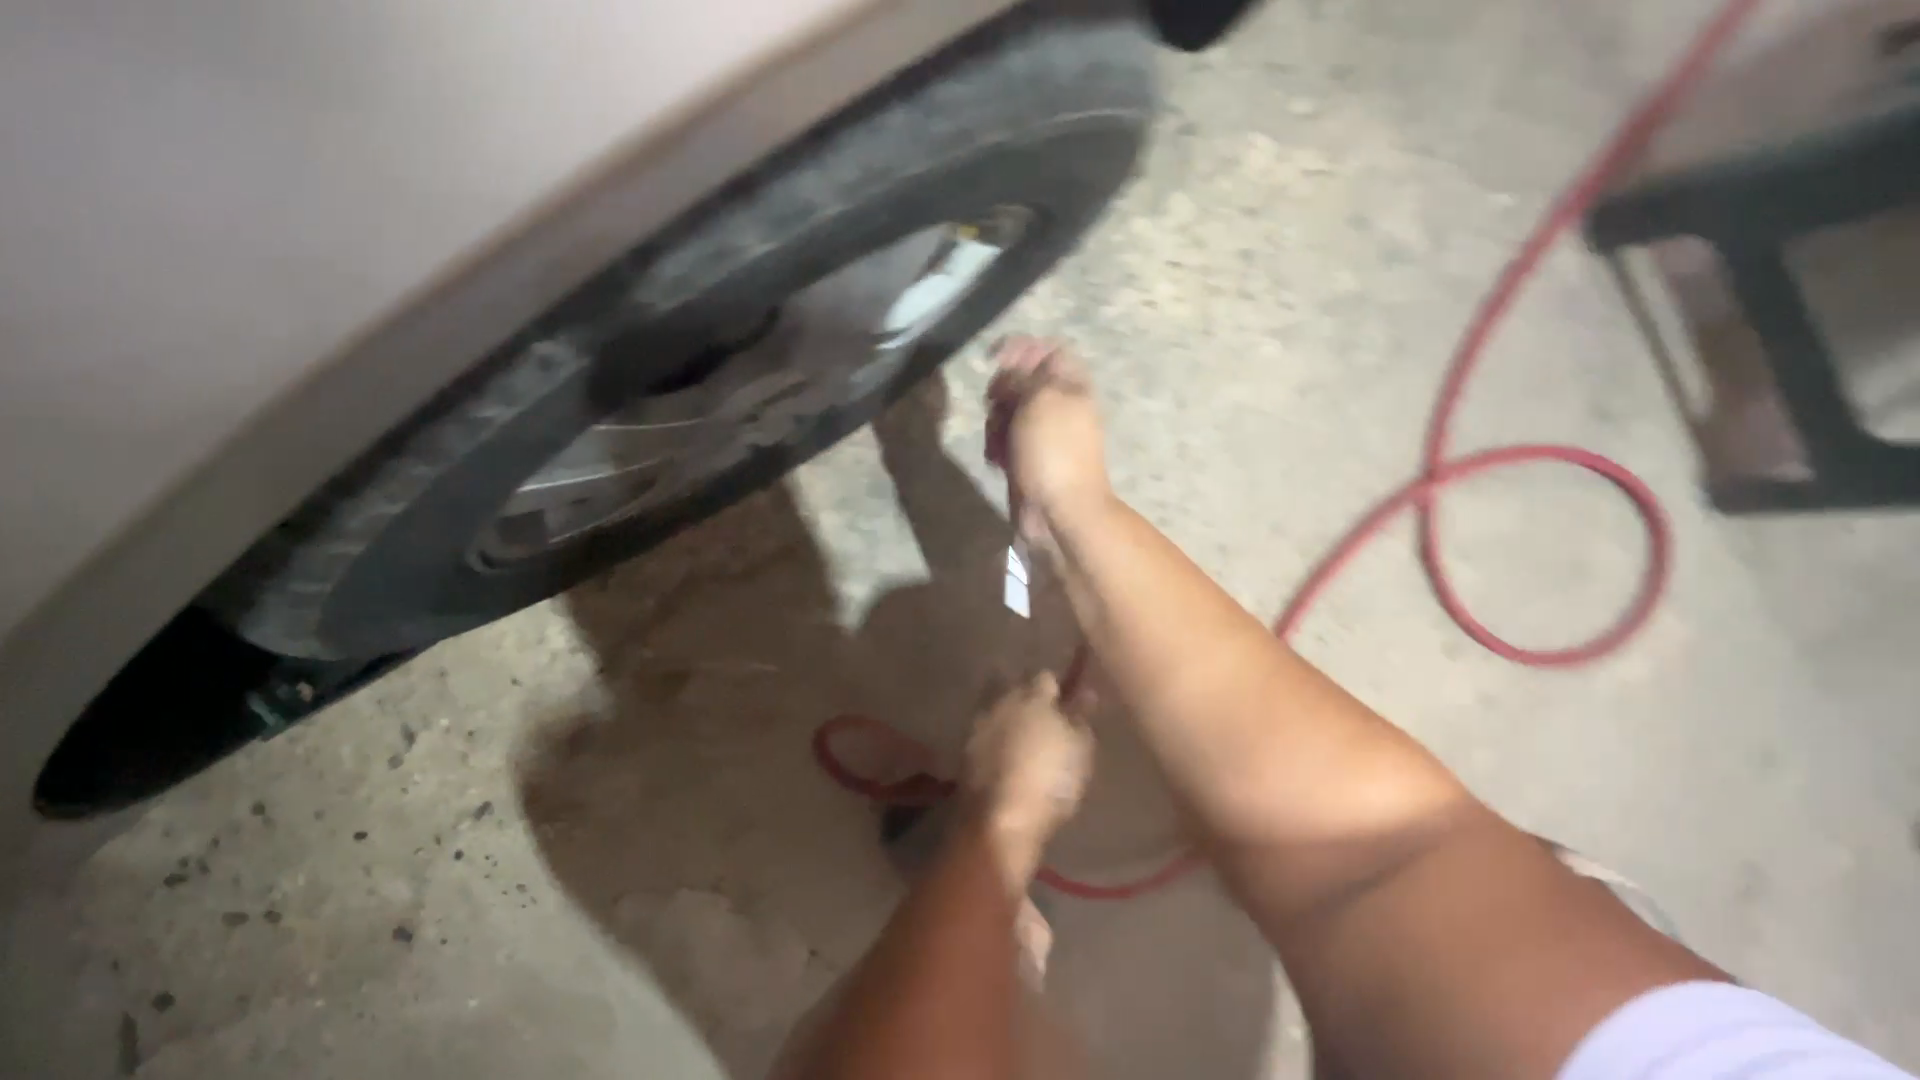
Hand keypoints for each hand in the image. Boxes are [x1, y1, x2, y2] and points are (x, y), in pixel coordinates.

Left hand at [965, 673, 1095, 883]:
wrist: (1001, 818)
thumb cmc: (1051, 781)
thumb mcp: (1080, 750)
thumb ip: (1081, 718)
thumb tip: (1085, 693)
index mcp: (1034, 696)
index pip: (1045, 677)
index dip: (1056, 688)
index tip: (1066, 702)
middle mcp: (1002, 702)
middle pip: (1014, 685)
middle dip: (1026, 695)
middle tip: (1043, 716)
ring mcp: (979, 724)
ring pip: (995, 707)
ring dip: (1007, 714)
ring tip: (1022, 735)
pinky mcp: (964, 749)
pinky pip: (983, 731)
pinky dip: (993, 736)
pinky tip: (1003, 752)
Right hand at [986, 337, 1110, 546]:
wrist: (1059, 512)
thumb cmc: (1053, 451)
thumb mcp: (1041, 397)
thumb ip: (1024, 374)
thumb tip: (1009, 373)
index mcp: (1072, 385)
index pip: (1046, 350)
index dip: (1020, 349)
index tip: (994, 359)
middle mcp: (1058, 405)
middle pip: (1020, 381)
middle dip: (1001, 391)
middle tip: (996, 405)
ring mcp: (1041, 434)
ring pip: (1006, 411)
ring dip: (995, 422)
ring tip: (997, 442)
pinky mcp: (1026, 458)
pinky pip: (1004, 440)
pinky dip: (996, 446)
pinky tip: (996, 460)